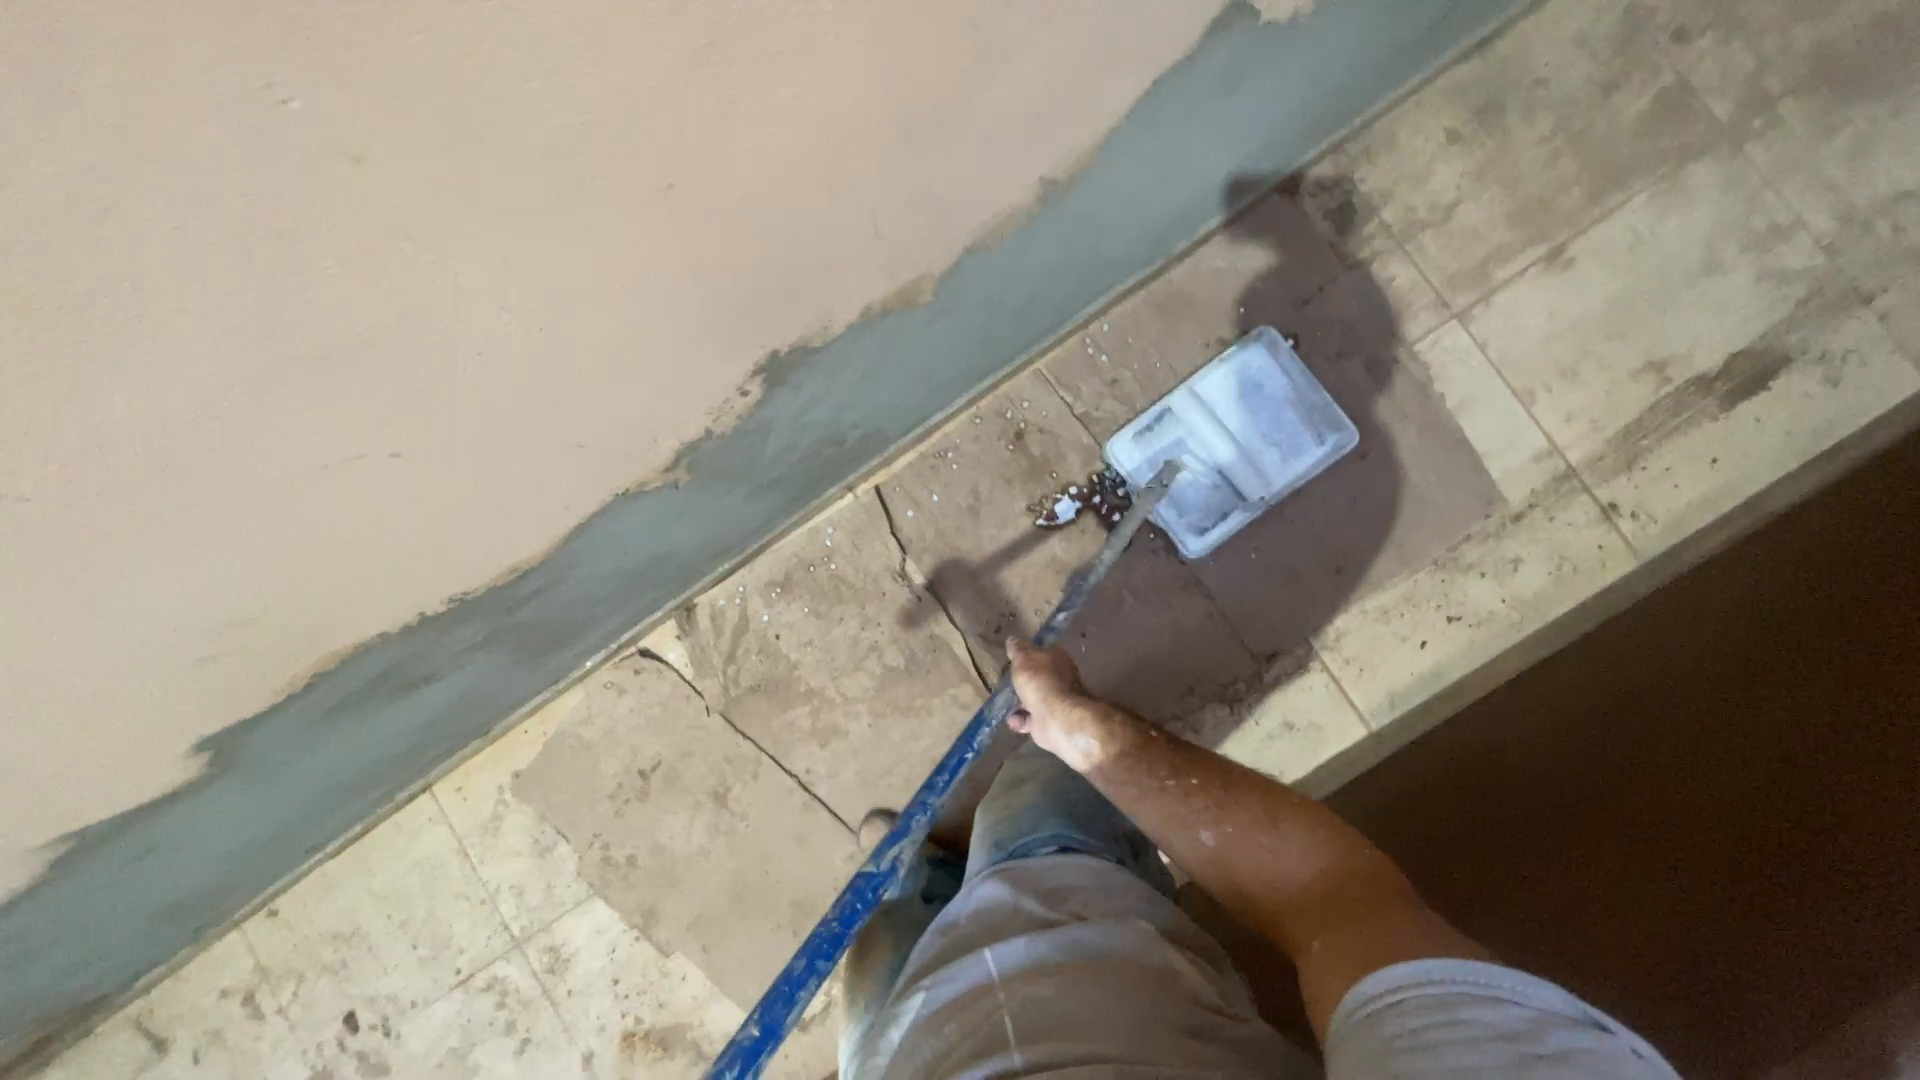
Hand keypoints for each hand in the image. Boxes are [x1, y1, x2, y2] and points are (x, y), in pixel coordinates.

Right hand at [1005, 639, 1122, 771]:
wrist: (1056, 718)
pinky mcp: (1050, 721)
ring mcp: (1057, 700)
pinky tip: (1012, 720)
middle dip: (1024, 680)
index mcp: (1058, 658)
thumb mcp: (1023, 658)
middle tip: (1006, 680)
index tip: (1013, 658)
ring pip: (1035, 698)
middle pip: (1039, 676)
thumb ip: (1017, 649)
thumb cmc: (1040, 681)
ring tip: (1004, 702)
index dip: (1028, 653)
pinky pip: (1031, 718)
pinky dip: (1021, 720)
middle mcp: (1061, 677)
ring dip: (1020, 701)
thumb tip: (1012, 640)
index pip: (1043, 651)